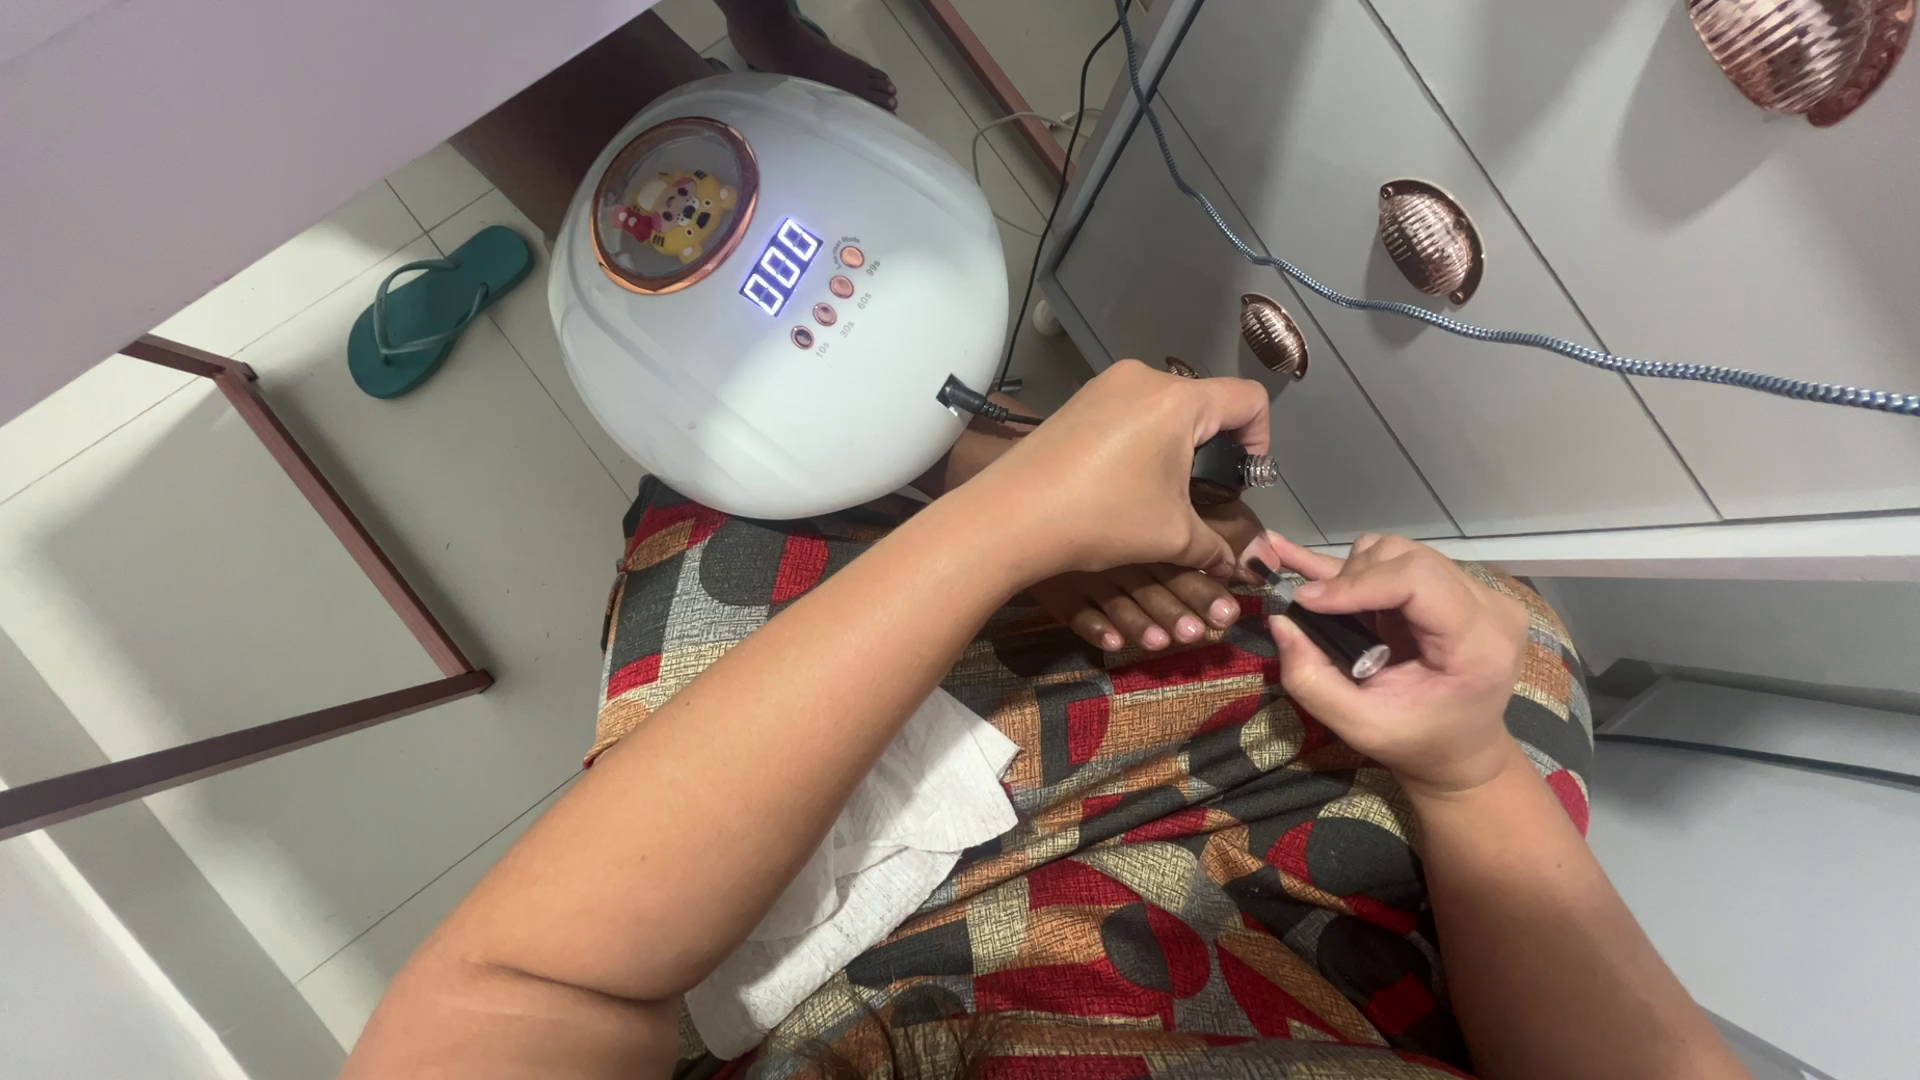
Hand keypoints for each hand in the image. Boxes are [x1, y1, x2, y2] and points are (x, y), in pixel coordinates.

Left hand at [956, 359, 1269, 584]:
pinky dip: (1139, 441)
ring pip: (1162, 407)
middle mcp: (1142, 377)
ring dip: (1173, 446)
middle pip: (1203, 402)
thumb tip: (1239, 565)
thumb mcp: (1170, 536)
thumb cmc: (1101, 517)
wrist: (1011, 516)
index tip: (1243, 480)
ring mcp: (1103, 385)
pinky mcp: (1076, 401)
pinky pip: (1127, 412)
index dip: (1260, 441)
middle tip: (1199, 494)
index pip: (1247, 399)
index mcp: (1177, 400)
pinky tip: (1120, 480)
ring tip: (1158, 491)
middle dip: (1212, 448)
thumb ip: (1216, 547)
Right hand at [1029, 500, 1262, 649]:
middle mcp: (1114, 551)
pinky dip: (1094, 627)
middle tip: (1202, 633)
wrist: (1022, 491)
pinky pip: (1073, 610)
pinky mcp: (1052, 585)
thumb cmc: (1088, 484)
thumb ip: (1194, 526)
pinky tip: (1114, 644)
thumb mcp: (1146, 493)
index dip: (1206, 587)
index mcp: (1139, 525)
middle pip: (1151, 584)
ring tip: (1165, 642)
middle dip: (1179, 610)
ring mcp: (1080, 569)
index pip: (1179, 559)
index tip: (1231, 611)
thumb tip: (1258, 555)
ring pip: (1116, 600)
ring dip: (1141, 623)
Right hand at [1262, 532, 1528, 796]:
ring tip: (1336, 607)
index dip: (1356, 583)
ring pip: (1397, 550)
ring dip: (1354, 572)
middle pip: (1405, 557)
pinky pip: (1397, 558)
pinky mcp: (1451, 586)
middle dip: (1350, 578)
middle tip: (1317, 610)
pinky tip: (1297, 553)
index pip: (1418, 580)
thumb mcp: (1357, 724)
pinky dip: (1352, 564)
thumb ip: (1312, 678)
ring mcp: (1474, 592)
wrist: (1458, 750)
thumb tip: (1280, 620)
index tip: (1306, 601)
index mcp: (1479, 644)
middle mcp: (1487, 606)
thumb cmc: (1415, 742)